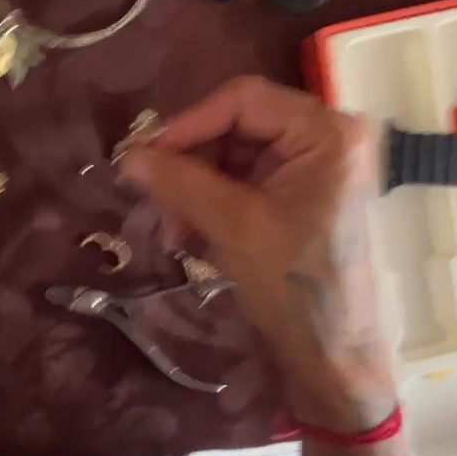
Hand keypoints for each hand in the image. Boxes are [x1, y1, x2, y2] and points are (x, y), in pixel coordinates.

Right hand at [119, 76, 394, 431]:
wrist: (330, 354)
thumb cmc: (294, 286)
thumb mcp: (234, 228)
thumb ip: (181, 184)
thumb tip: (126, 157)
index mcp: (325, 133)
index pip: (243, 101)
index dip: (187, 125)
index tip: (142, 158)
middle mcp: (322, 140)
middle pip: (235, 128)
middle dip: (189, 165)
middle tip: (154, 201)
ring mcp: (308, 172)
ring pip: (230, 159)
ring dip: (193, 190)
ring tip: (173, 232)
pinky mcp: (294, 200)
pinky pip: (239, 186)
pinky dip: (208, 206)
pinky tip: (189, 237)